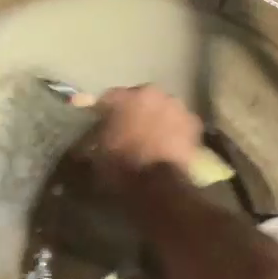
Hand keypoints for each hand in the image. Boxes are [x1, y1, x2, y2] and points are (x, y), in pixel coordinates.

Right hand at [83, 85, 204, 186]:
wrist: (159, 185)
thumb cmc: (123, 166)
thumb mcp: (96, 151)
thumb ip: (91, 131)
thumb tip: (84, 125)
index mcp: (125, 96)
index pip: (108, 98)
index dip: (102, 112)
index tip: (98, 123)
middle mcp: (152, 93)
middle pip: (138, 99)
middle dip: (132, 112)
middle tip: (126, 131)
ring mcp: (176, 106)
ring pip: (161, 109)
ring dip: (154, 119)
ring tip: (149, 139)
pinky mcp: (194, 124)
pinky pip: (178, 123)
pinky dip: (172, 131)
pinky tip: (166, 145)